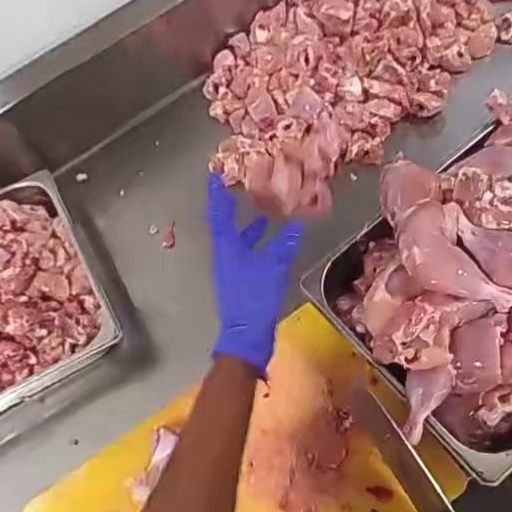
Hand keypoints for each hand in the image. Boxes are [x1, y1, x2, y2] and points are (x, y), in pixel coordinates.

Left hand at [207, 173, 303, 369]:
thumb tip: (295, 226)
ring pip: (236, 242)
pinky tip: (270, 247)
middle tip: (240, 192)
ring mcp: (231, 271)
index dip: (218, 194)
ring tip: (262, 217)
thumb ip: (283, 245)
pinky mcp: (240, 283)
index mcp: (227, 248)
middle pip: (225, 226)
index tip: (216, 176)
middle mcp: (225, 256)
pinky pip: (245, 255)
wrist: (246, 335)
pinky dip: (255, 246)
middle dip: (231, 208)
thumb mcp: (273, 267)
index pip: (219, 214)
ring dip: (247, 228)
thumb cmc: (254, 298)